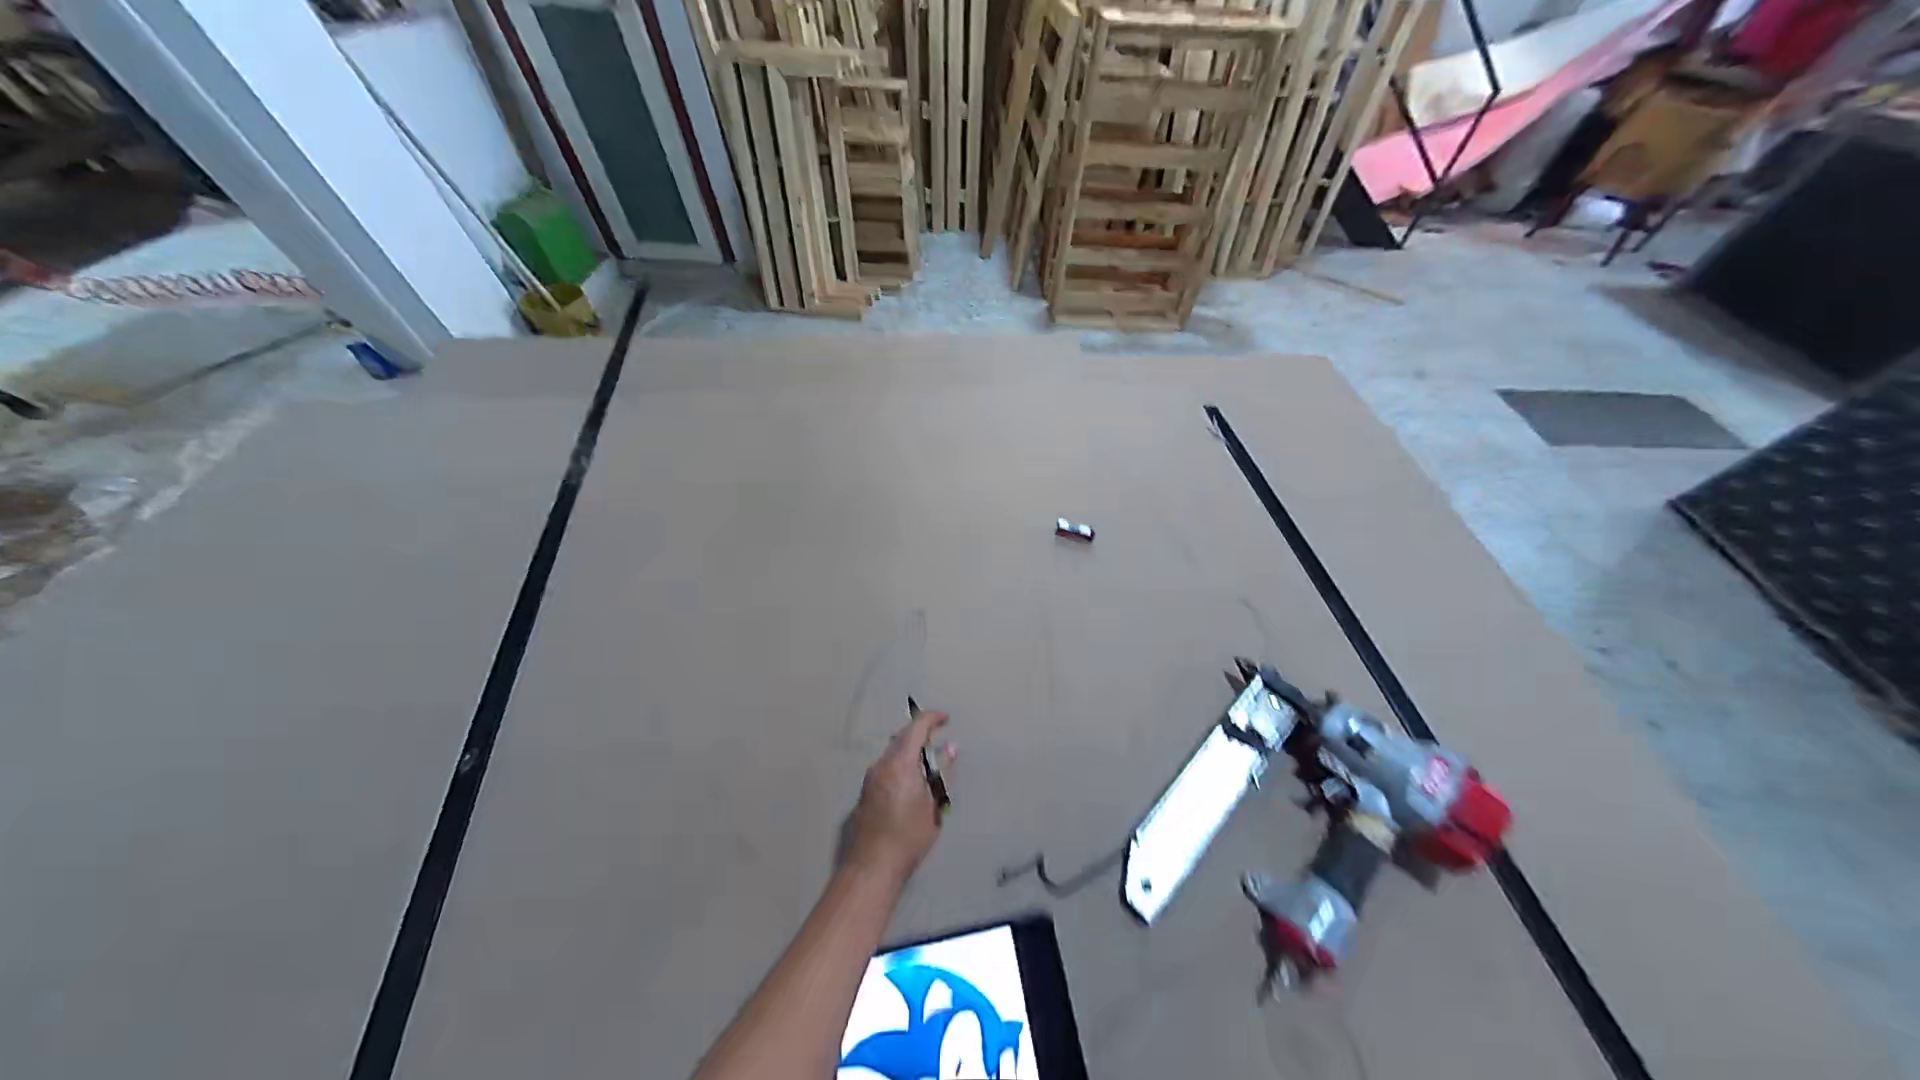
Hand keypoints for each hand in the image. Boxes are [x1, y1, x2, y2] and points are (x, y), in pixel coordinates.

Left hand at [843, 708, 952, 883]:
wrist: (873, 865)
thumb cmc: (910, 836)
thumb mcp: (935, 805)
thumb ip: (943, 772)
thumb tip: (950, 747)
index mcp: (900, 764)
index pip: (916, 728)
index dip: (932, 718)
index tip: (946, 718)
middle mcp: (881, 764)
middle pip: (902, 737)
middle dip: (920, 733)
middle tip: (939, 739)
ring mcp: (870, 777)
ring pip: (893, 752)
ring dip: (910, 750)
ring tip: (928, 765)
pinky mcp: (866, 790)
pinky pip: (886, 766)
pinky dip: (901, 764)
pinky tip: (911, 782)